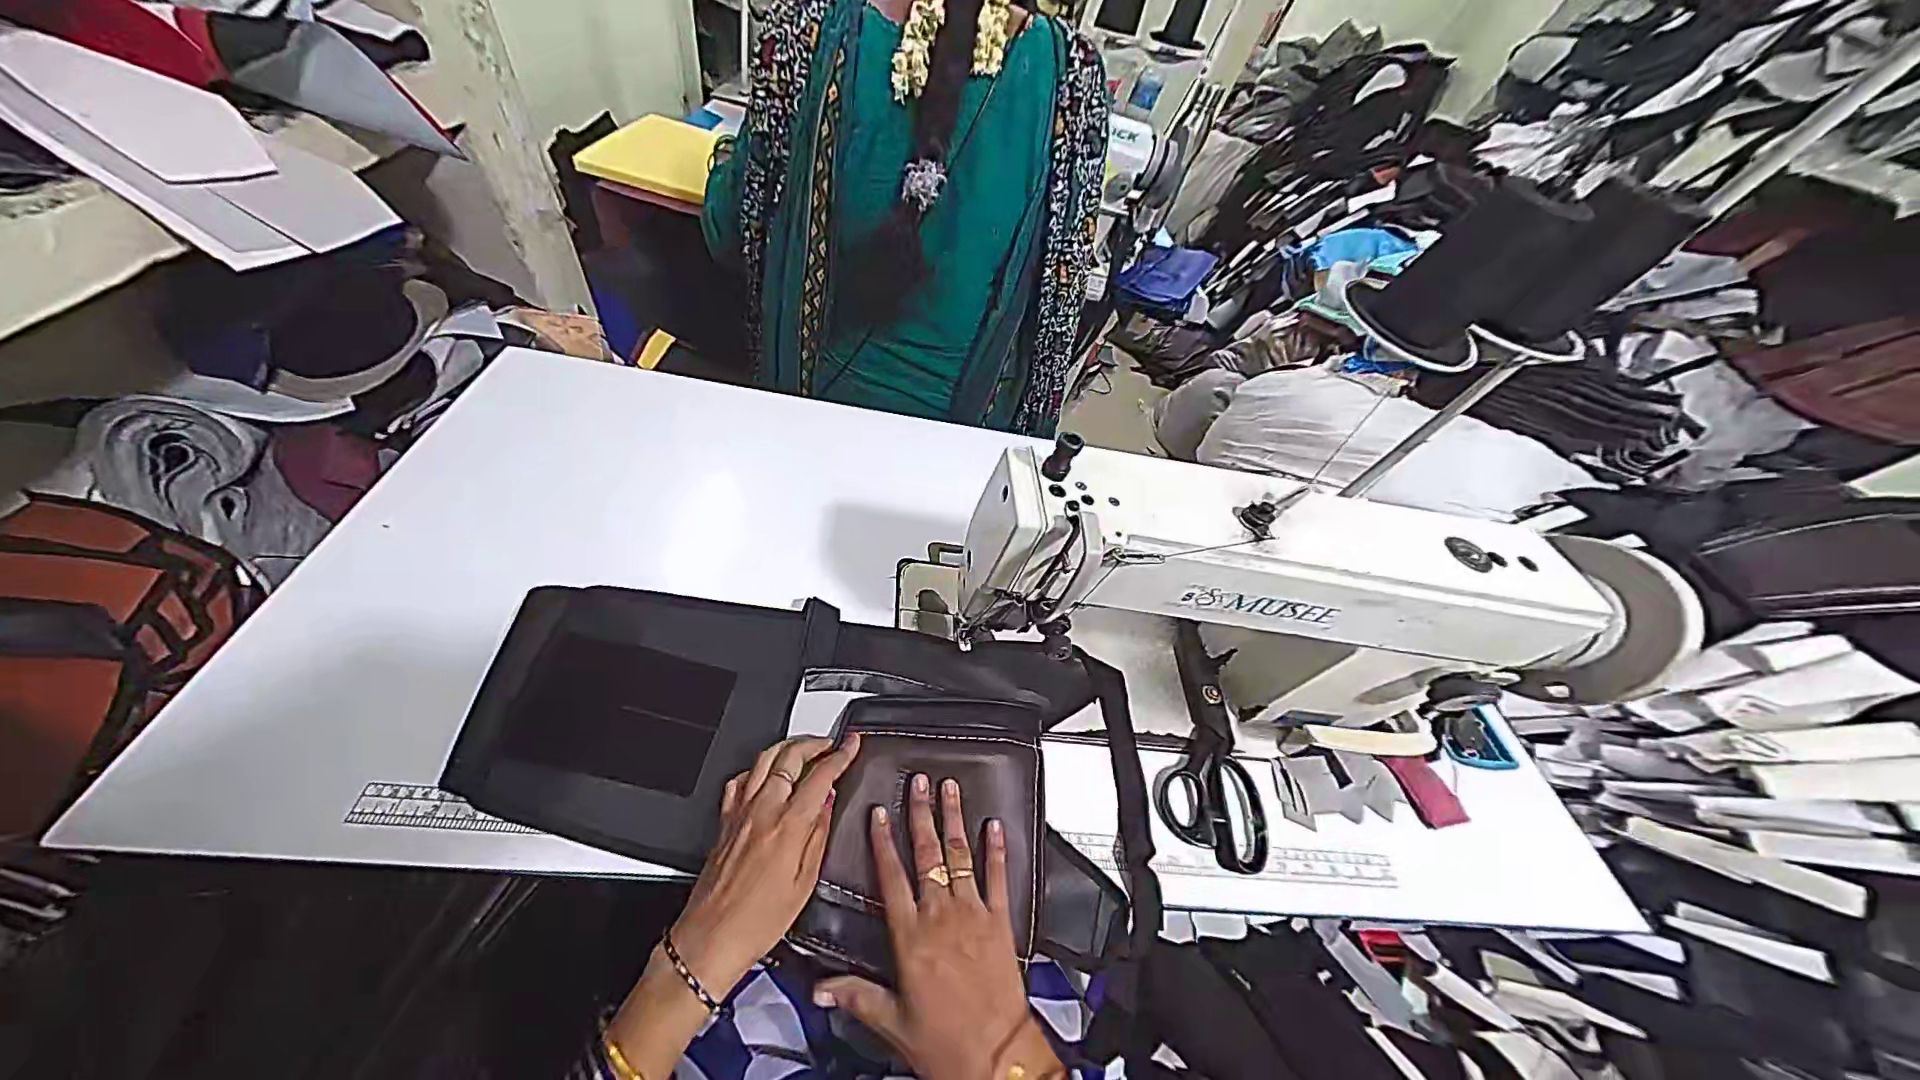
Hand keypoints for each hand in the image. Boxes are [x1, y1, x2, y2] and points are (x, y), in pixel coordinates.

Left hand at [673, 733, 862, 992]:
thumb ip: (818, 836)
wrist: (709, 941)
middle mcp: (762, 811)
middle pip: (790, 756)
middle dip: (815, 743)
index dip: (841, 755)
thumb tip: (828, 806)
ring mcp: (740, 813)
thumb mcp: (804, 884)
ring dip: (787, 746)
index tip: (852, 745)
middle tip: (830, 743)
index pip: (821, 775)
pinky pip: (740, 780)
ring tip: (802, 747)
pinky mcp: (724, 821)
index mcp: (788, 826)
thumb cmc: (755, 923)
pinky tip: (763, 772)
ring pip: (763, 760)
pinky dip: (757, 768)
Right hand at [814, 775, 1065, 1079]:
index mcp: (911, 937)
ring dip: (954, 818)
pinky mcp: (1000, 921)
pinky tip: (994, 825)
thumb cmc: (945, 1043)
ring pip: (960, 855)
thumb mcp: (891, 1021)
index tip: (879, 814)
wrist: (996, 1058)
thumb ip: (855, 996)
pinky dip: (996, 849)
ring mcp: (973, 914)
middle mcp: (941, 917)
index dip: (883, 842)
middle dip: (920, 813)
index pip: (892, 877)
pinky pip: (998, 877)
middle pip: (927, 853)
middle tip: (919, 783)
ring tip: (950, 789)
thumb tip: (822, 988)